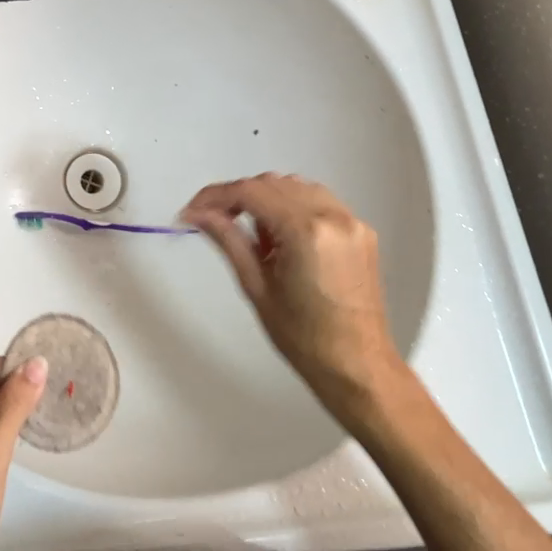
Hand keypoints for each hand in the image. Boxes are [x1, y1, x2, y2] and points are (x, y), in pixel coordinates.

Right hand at [182, 173, 400, 404]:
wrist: (358, 367)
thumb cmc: (303, 337)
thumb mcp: (256, 287)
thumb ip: (227, 239)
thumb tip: (197, 213)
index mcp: (306, 232)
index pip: (250, 192)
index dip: (215, 197)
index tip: (191, 211)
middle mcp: (332, 216)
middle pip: (271, 184)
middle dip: (238, 197)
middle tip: (213, 220)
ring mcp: (351, 221)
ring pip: (294, 187)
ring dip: (265, 199)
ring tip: (250, 234)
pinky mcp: (360, 231)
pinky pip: (317, 201)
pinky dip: (291, 207)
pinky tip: (280, 236)